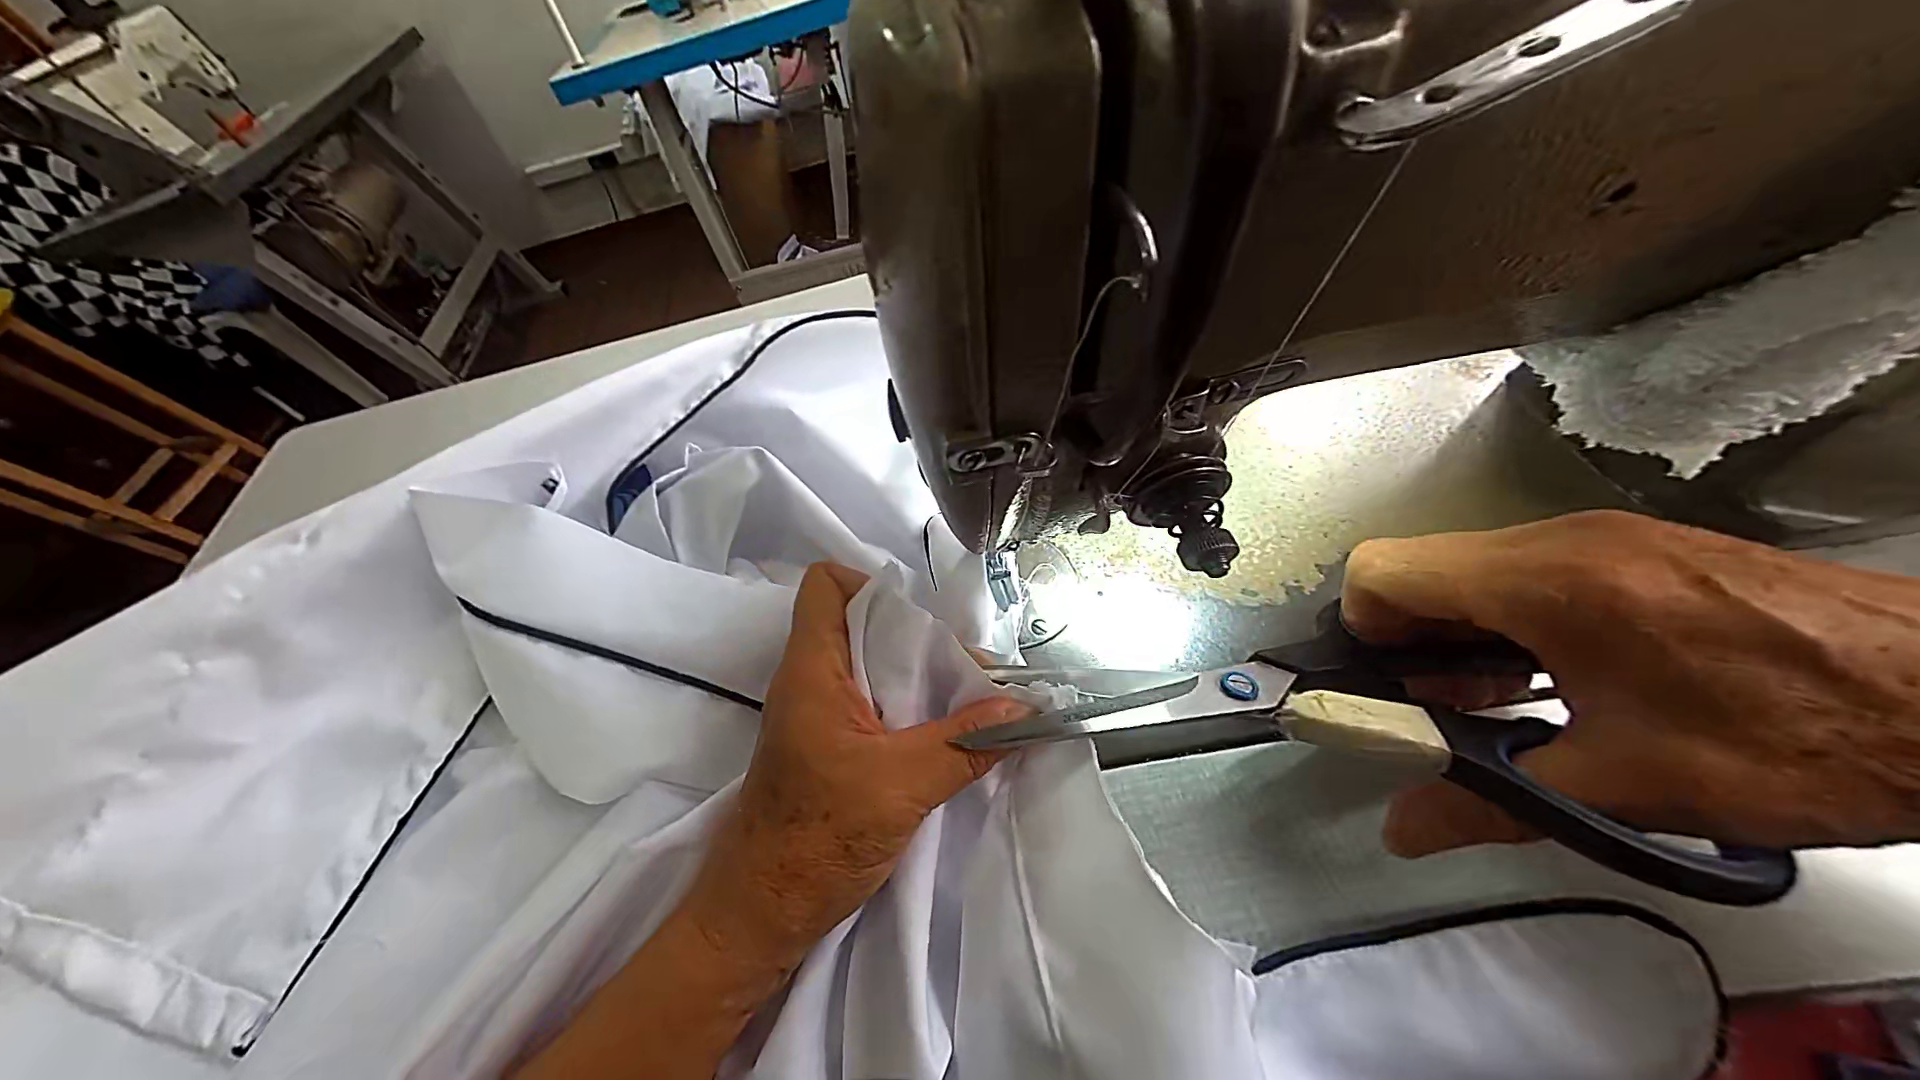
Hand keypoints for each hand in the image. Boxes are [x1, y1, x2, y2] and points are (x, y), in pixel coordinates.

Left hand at [683, 562, 1030, 971]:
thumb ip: (964, 744)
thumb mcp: (902, 786)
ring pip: (876, 663)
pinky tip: (952, 726)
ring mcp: (822, 711)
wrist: (765, 911)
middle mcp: (813, 679)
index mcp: (813, 670)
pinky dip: (915, 703)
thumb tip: (1024, 711)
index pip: (826, 586)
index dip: (870, 583)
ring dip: (923, 674)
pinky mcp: (835, 741)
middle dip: (920, 635)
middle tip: (968, 669)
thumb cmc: (816, 840)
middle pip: (865, 621)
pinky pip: (879, 699)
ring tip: (973, 698)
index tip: (919, 621)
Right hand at [1343, 510, 1919, 856]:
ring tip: (1504, 699)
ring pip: (1466, 569)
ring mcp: (1596, 535)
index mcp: (1544, 580)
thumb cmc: (1803, 737)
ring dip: (1458, 633)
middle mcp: (1557, 539)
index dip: (1363, 631)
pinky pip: (1520, 570)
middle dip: (1409, 639)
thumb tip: (1403, 830)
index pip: (1382, 572)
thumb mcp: (1631, 785)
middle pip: (1418, 570)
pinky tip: (1555, 676)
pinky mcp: (1629, 546)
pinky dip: (1505, 620)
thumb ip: (1492, 803)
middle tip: (1448, 707)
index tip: (1392, 688)